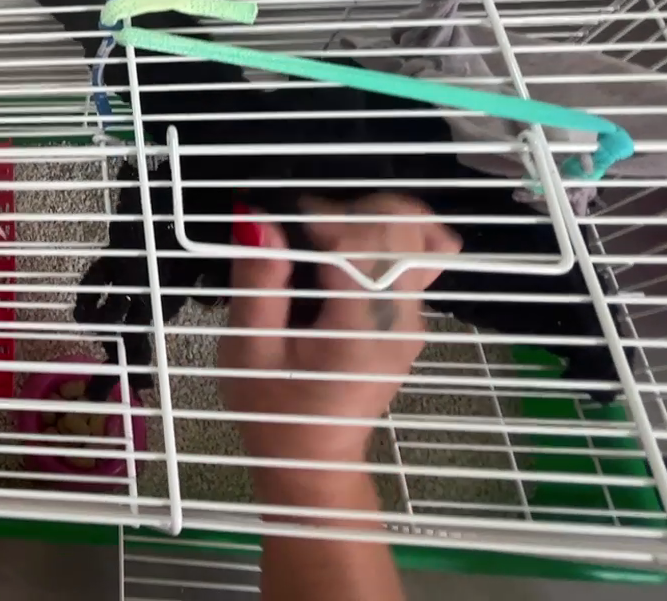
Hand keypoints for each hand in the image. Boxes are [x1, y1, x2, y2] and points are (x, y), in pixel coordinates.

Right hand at [219, 196, 460, 478]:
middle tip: (299, 226)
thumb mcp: (248, 347)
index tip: (278, 219)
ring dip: (368, 220)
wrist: (310, 454)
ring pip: (417, 238)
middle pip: (408, 232)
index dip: (323, 218)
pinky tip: (330, 253)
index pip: (369, 248)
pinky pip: (408, 257)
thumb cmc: (271, 406)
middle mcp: (402, 319)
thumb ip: (258, 283)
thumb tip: (256, 220)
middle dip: (351, 211)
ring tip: (317, 235)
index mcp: (364, 330)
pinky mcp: (404, 314)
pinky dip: (375, 238)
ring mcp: (411, 316)